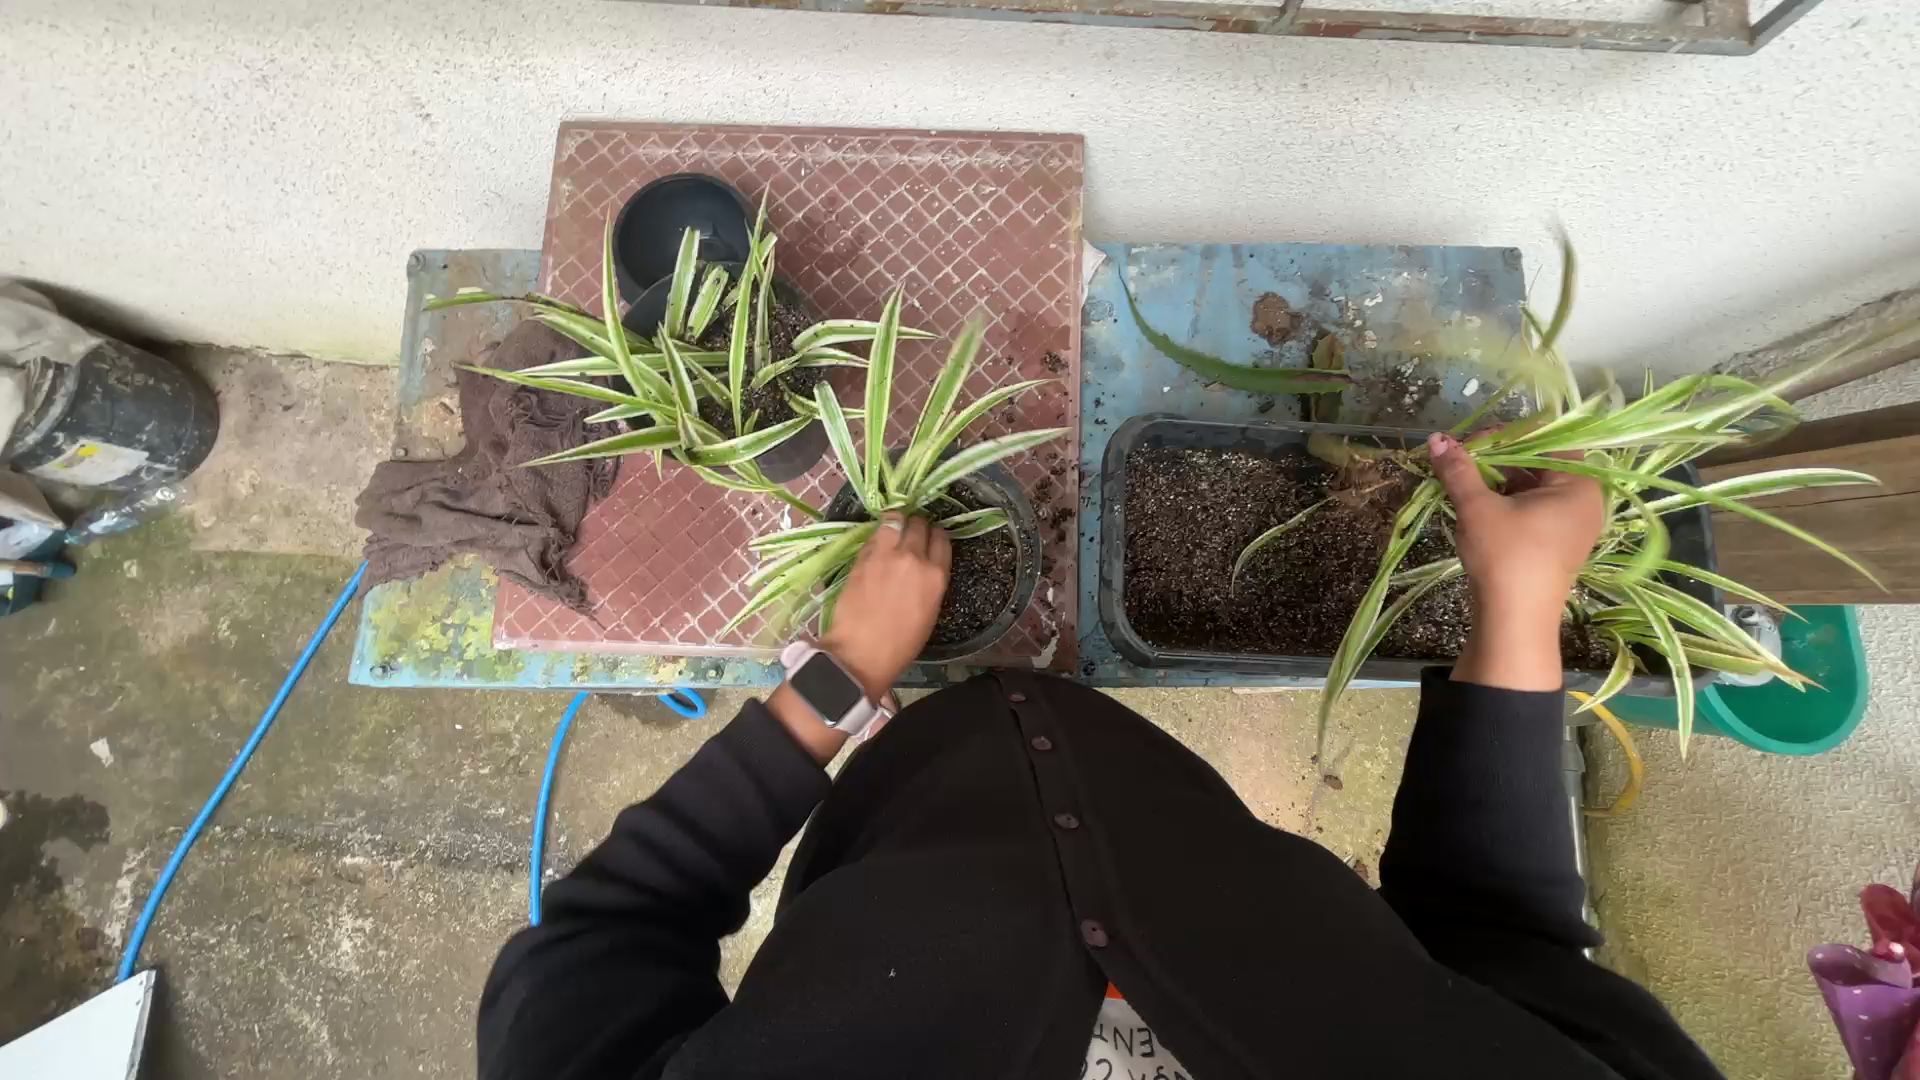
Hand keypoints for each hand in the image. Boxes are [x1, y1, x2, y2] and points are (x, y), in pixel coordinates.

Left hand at [818, 513, 950, 697]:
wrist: (862, 652)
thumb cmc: (901, 643)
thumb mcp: (929, 611)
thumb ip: (930, 583)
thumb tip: (923, 568)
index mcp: (936, 576)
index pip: (942, 540)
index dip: (935, 536)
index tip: (930, 537)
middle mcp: (915, 558)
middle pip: (920, 525)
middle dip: (916, 525)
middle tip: (910, 532)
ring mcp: (886, 554)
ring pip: (895, 520)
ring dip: (896, 521)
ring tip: (892, 527)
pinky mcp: (863, 556)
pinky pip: (874, 535)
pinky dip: (878, 534)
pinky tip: (876, 542)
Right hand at [1426, 431, 1603, 689]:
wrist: (1513, 615)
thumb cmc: (1505, 554)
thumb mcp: (1477, 507)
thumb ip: (1458, 470)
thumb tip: (1436, 438)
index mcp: (1578, 485)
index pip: (1544, 443)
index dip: (1505, 438)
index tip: (1467, 445)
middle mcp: (1584, 501)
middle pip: (1537, 465)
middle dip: (1496, 461)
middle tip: (1458, 464)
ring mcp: (1571, 525)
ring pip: (1530, 489)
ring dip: (1495, 483)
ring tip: (1460, 486)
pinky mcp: (1554, 543)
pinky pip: (1530, 510)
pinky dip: (1503, 503)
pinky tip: (1474, 508)